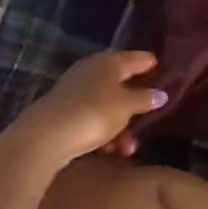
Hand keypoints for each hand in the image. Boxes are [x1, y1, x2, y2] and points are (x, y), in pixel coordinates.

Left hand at [8, 50, 166, 163]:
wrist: (44, 138)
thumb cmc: (94, 113)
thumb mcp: (127, 106)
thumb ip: (145, 99)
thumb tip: (161, 94)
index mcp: (108, 63)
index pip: (135, 58)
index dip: (149, 64)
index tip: (163, 70)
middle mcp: (91, 72)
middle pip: (120, 83)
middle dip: (136, 101)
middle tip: (151, 110)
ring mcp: (75, 92)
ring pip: (107, 105)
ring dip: (121, 126)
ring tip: (129, 147)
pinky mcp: (65, 112)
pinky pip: (92, 119)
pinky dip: (103, 133)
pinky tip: (109, 150)